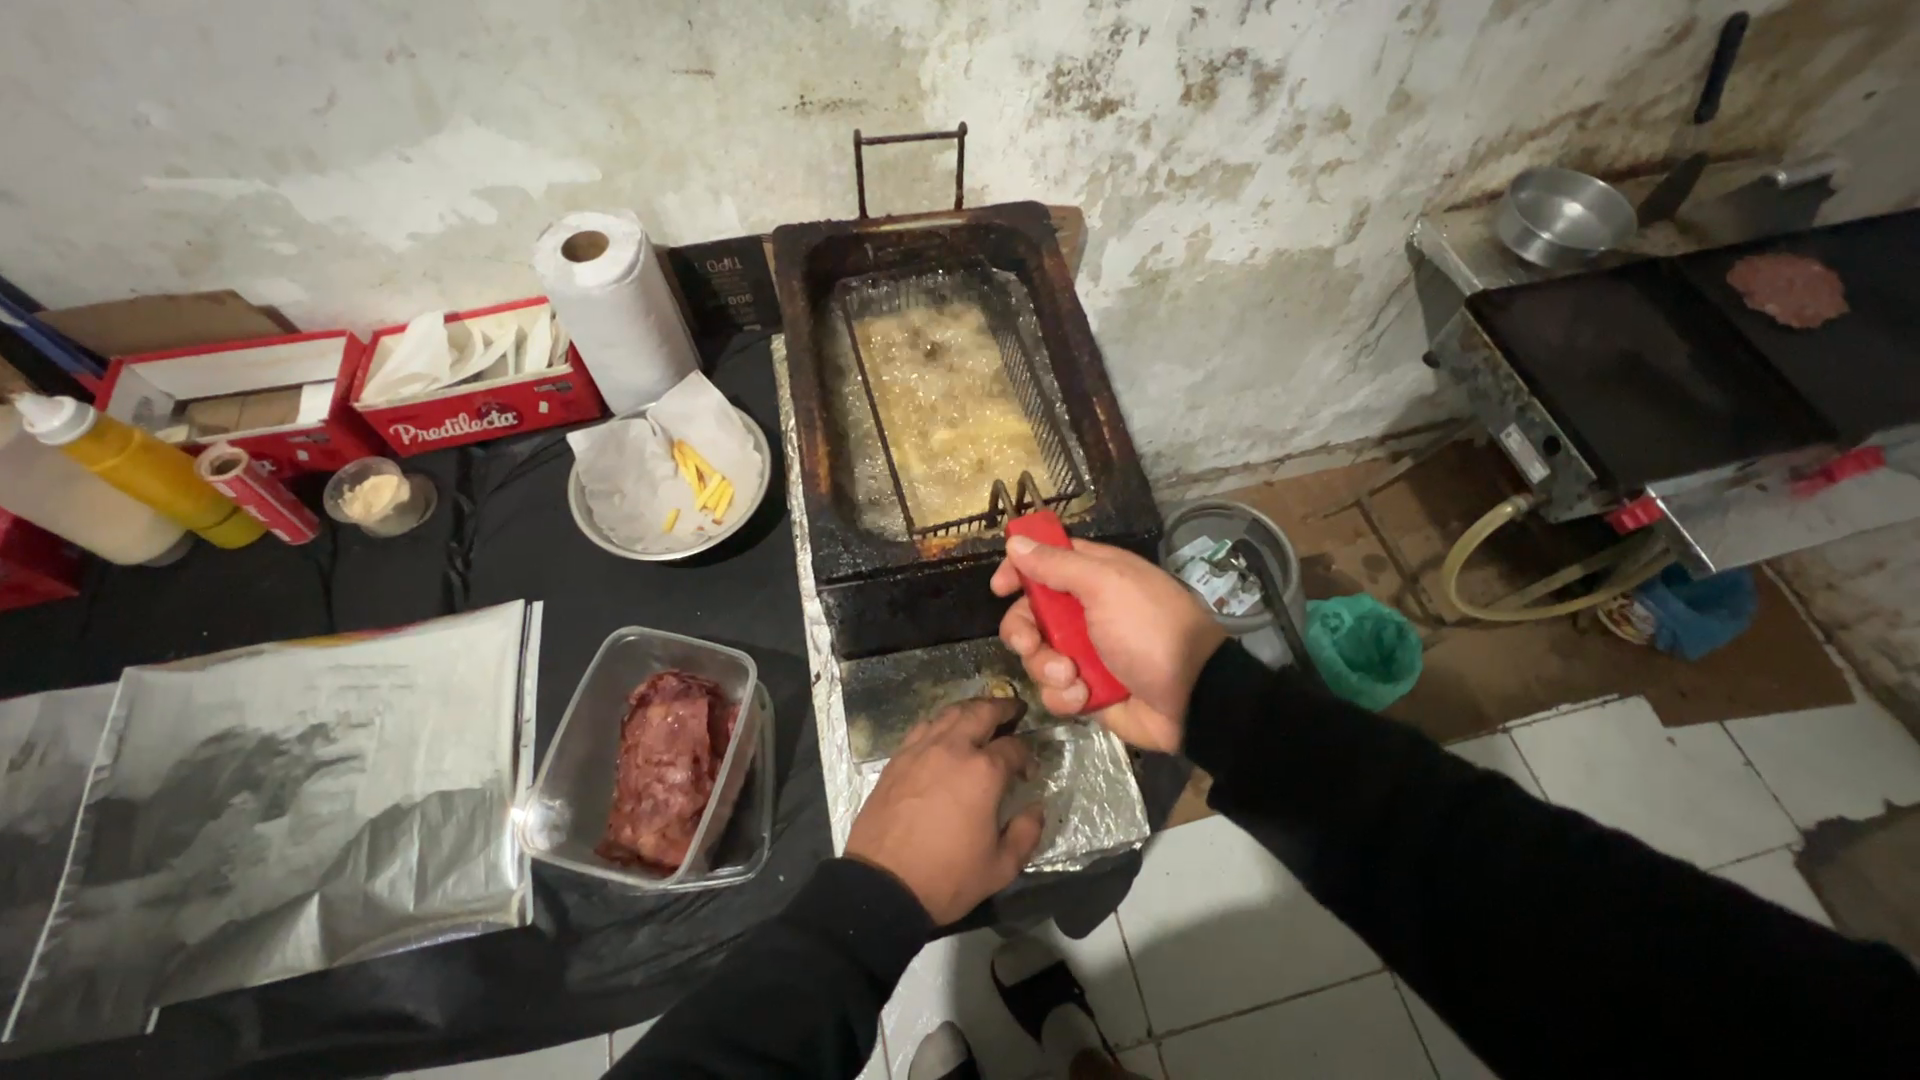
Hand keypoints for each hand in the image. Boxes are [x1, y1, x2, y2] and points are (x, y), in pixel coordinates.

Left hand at [845, 698, 1045, 924]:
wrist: (883, 884)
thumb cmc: (947, 877)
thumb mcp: (1001, 867)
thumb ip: (1027, 833)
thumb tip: (1036, 808)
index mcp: (983, 772)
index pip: (1014, 747)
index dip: (1027, 756)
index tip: (1029, 771)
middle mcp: (953, 749)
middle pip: (981, 712)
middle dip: (1002, 708)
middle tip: (1014, 709)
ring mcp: (921, 750)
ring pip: (949, 713)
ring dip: (970, 709)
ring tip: (982, 715)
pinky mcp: (897, 759)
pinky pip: (923, 727)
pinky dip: (941, 723)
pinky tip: (945, 733)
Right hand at [992, 537, 1225, 753]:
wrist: (1191, 699)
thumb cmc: (1150, 630)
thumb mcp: (1106, 586)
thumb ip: (1058, 565)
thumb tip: (1016, 540)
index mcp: (1094, 577)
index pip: (1044, 562)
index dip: (1019, 571)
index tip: (1001, 588)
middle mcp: (1084, 612)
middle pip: (1029, 614)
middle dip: (1024, 632)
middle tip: (1032, 644)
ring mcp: (1084, 652)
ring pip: (1035, 656)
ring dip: (1047, 668)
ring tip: (1073, 677)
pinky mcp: (1085, 690)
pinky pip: (1052, 690)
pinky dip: (1064, 695)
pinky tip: (1085, 697)